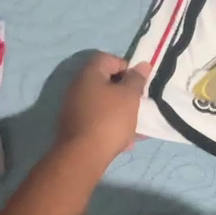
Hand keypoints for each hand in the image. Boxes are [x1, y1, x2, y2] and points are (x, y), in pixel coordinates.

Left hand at [54, 52, 148, 167]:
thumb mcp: (129, 97)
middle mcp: (77, 87)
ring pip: (103, 104)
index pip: (108, 58)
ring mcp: (74, 108)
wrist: (83, 155)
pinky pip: (97, 120)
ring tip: (135, 126)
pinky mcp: (75, 127)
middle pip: (105, 82)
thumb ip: (136, 79)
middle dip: (125, 93)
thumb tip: (141, 65)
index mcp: (89, 73)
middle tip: (139, 104)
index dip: (127, 67)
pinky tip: (124, 141)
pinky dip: (111, 126)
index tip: (140, 83)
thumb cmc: (109, 120)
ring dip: (120, 112)